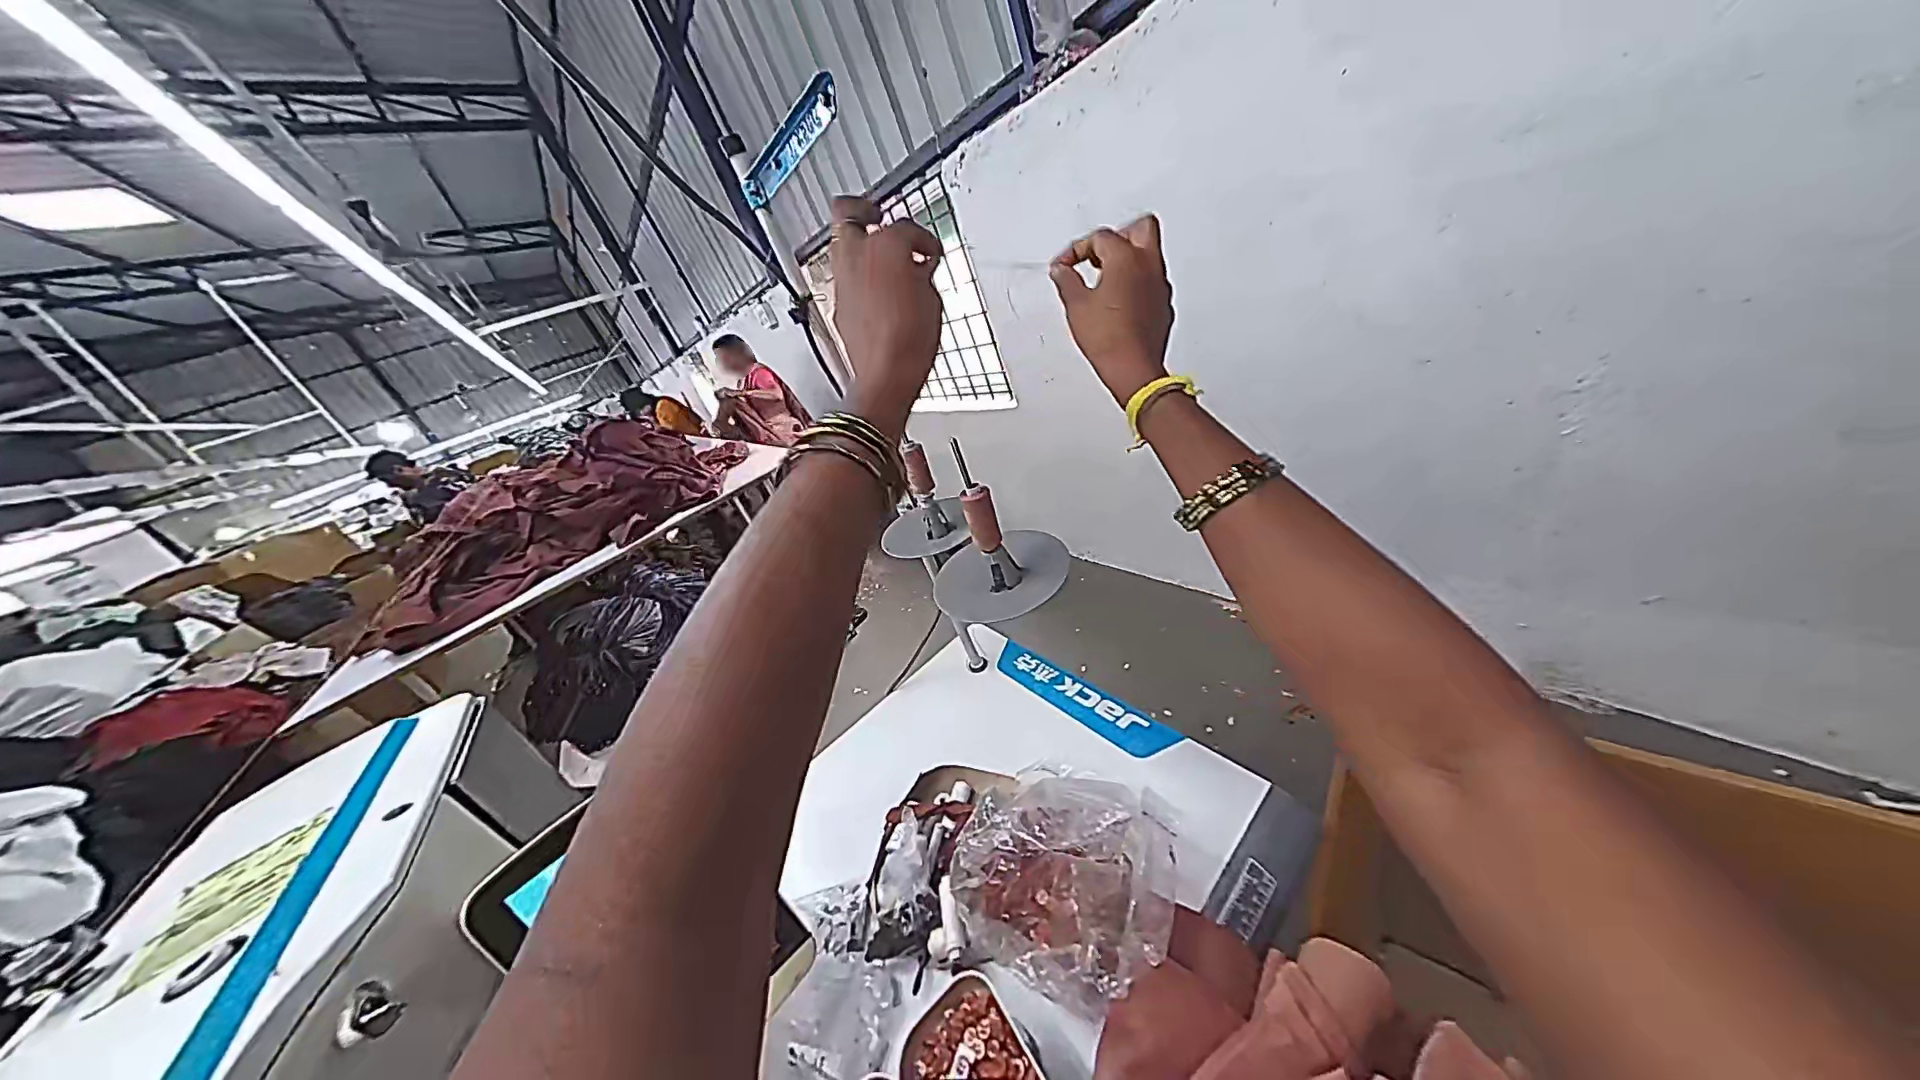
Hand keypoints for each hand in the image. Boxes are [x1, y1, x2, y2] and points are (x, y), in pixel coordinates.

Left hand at [828, 196, 943, 435]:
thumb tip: (917, 272)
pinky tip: (877, 289)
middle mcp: (857, 256)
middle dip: (865, 209)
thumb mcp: (932, 301)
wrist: (886, 375)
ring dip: (860, 244)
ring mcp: (843, 279)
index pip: (906, 227)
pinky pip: (845, 277)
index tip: (929, 251)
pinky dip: (859, 275)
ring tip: (881, 258)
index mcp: (887, 246)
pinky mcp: (837, 304)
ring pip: (841, 244)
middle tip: (879, 216)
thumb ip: (921, 275)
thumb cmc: (910, 341)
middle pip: (848, 211)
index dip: (923, 238)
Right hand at [1048, 214, 1173, 404]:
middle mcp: (1149, 266)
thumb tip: (1061, 271)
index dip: (1077, 249)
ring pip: (1150, 254)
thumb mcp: (1076, 306)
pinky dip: (1136, 283)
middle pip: (1140, 227)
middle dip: (1117, 235)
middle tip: (1097, 253)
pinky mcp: (1163, 305)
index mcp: (1126, 258)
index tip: (1064, 265)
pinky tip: (1119, 300)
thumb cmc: (1110, 339)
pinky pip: (1152, 281)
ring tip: (1105, 279)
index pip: (1101, 237)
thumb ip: (1067, 281)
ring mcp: (1160, 285)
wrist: (1133, 368)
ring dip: (1128, 259)